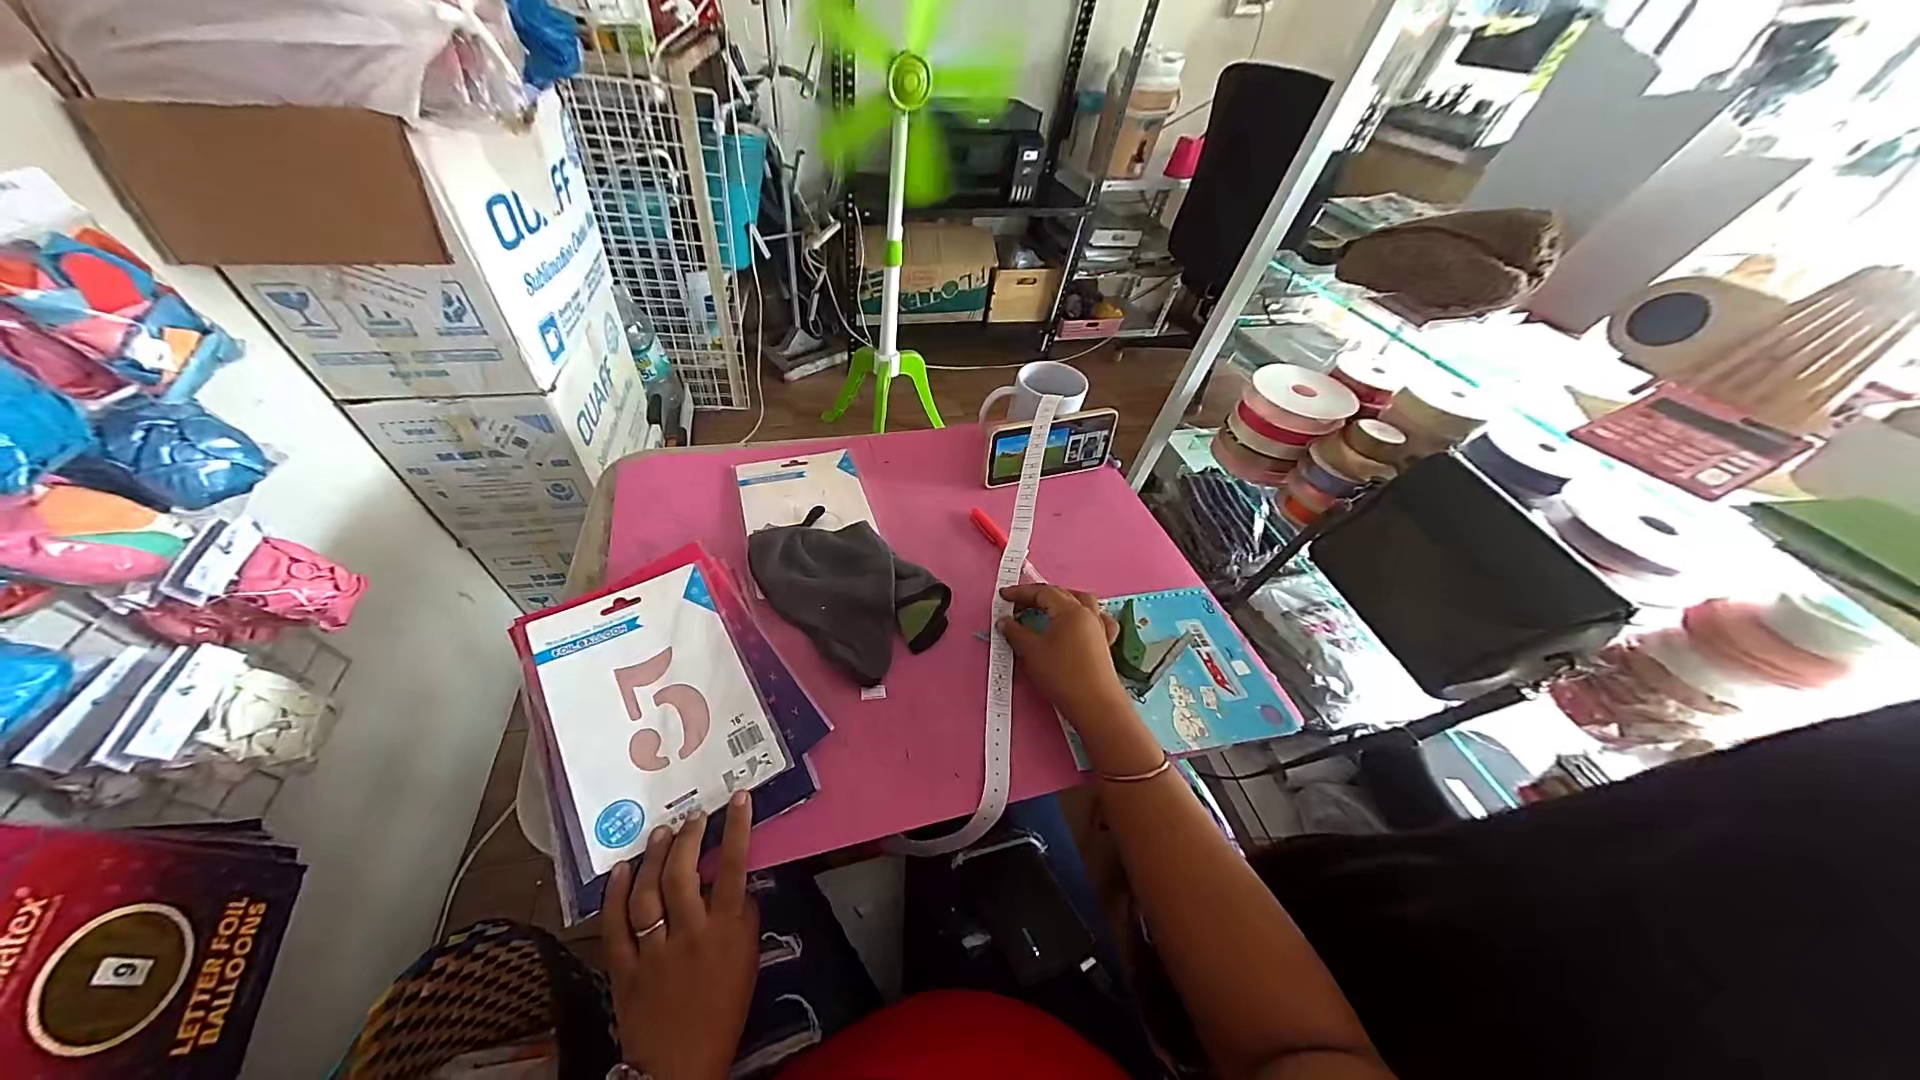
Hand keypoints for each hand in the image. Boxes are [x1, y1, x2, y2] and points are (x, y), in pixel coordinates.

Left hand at [603, 793, 758, 1079]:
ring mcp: (653, 949)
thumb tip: (740, 880)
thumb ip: (745, 916)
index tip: (737, 799)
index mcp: (726, 930)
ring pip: (648, 891)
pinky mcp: (623, 967)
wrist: (681, 1065)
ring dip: (654, 856)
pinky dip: (616, 893)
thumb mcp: (748, 959)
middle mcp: (690, 932)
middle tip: (693, 816)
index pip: (735, 866)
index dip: (736, 828)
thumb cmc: (724, 1009)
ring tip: (661, 832)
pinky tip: (622, 868)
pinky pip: (615, 924)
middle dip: (688, 837)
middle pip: (683, 873)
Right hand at [996, 583, 1127, 726]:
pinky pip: (1096, 619)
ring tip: (1046, 608)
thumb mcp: (1032, 652)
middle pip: (1061, 594)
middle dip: (1038, 596)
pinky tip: (1077, 622)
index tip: (1004, 596)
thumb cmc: (1063, 675)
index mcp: (1070, 610)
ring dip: (1061, 600)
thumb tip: (1005, 622)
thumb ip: (1016, 632)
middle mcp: (1088, 613)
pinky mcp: (1104, 643)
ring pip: (1081, 602)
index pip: (1043, 592)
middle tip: (1018, 605)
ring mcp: (1099, 627)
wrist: (1094, 704)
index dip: (1021, 592)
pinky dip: (1084, 615)